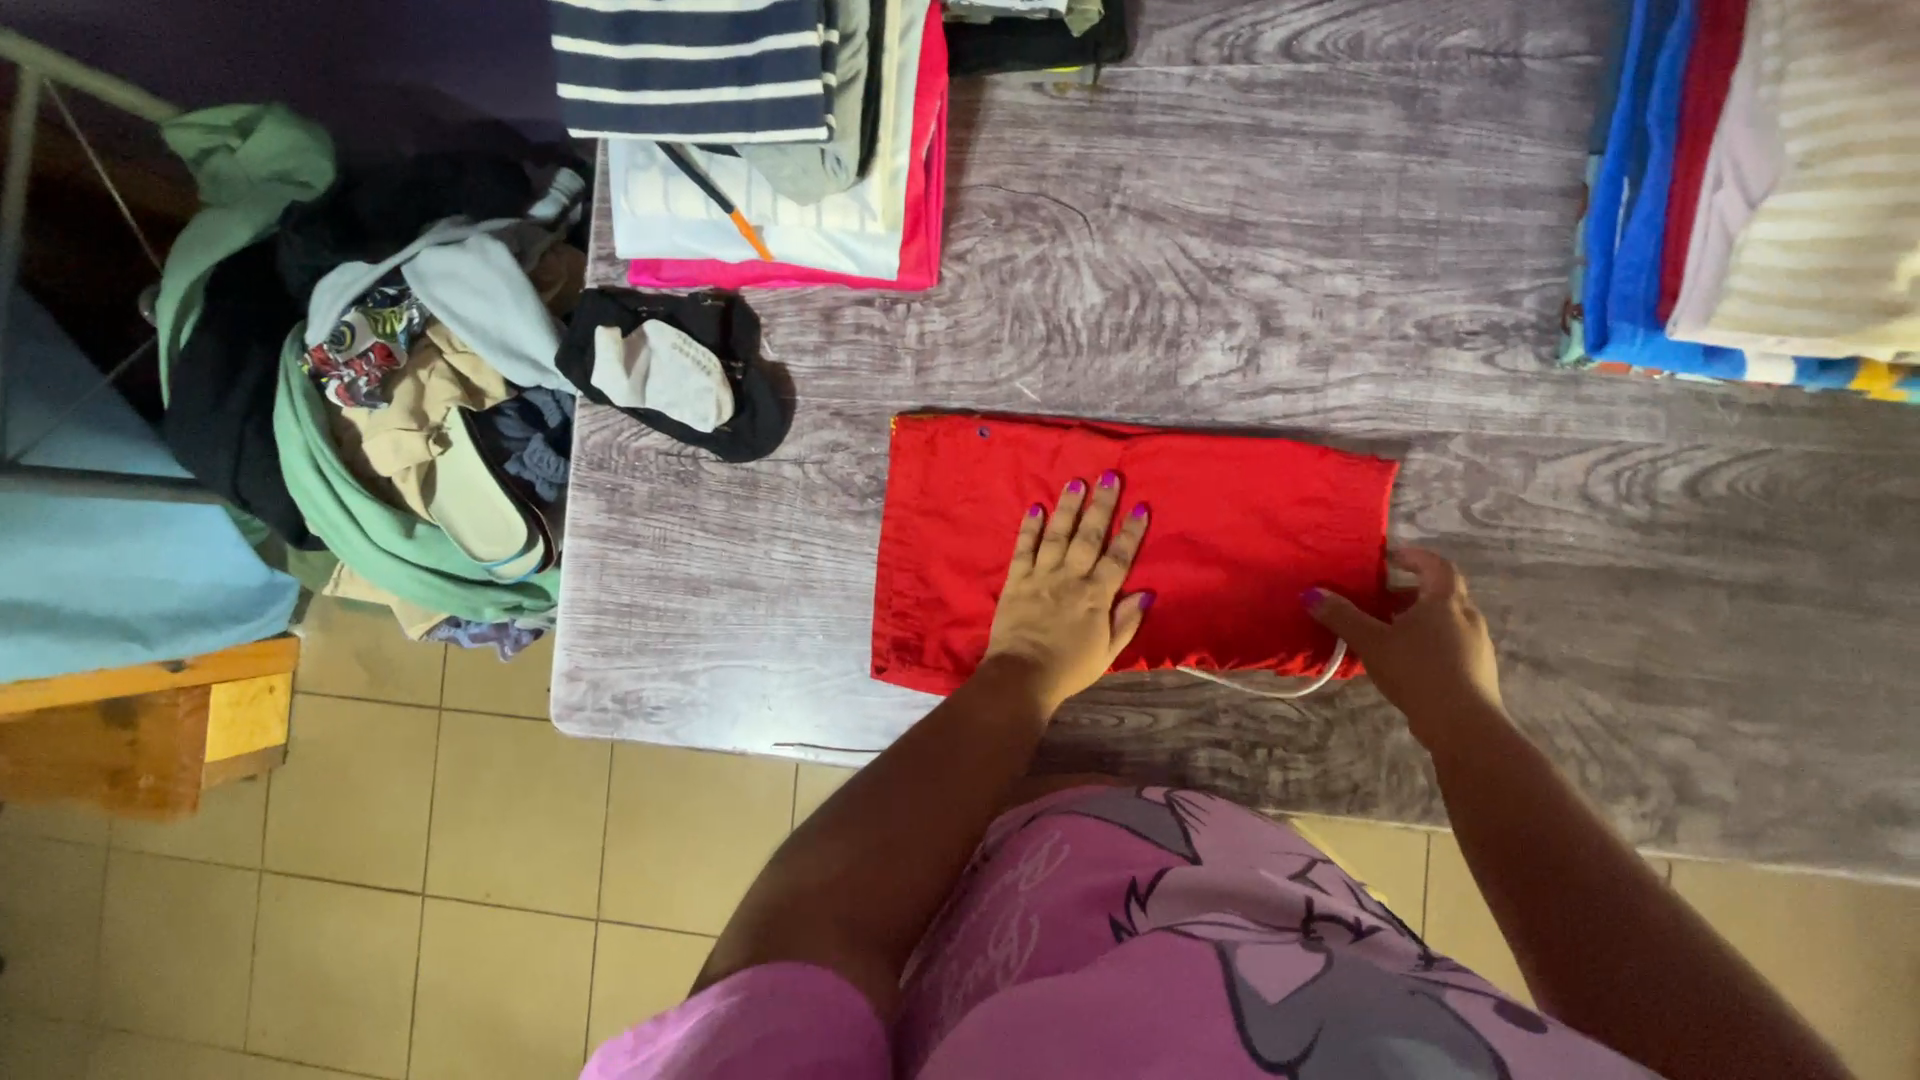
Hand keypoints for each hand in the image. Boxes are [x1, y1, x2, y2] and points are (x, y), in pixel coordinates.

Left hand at [982, 472, 1151, 714]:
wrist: (1021, 676)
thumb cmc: (1069, 670)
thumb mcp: (1108, 652)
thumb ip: (1126, 621)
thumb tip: (1145, 593)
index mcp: (1096, 596)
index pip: (1118, 557)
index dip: (1131, 532)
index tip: (1141, 506)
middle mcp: (1070, 578)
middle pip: (1089, 536)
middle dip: (1101, 505)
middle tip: (1109, 477)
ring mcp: (1041, 576)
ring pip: (1057, 535)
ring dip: (1067, 508)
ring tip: (1076, 483)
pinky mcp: (1016, 580)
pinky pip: (1024, 548)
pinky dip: (1029, 528)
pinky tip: (1035, 508)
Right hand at [1304, 548, 1504, 747]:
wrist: (1463, 723)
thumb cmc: (1417, 670)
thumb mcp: (1371, 641)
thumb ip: (1342, 616)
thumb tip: (1312, 593)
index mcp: (1446, 601)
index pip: (1436, 565)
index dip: (1414, 557)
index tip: (1391, 558)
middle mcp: (1467, 617)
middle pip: (1440, 593)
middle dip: (1408, 592)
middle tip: (1379, 599)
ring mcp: (1477, 645)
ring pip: (1446, 621)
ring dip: (1418, 619)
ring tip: (1387, 632)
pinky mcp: (1477, 670)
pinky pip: (1451, 644)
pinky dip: (1428, 641)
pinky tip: (1406, 662)